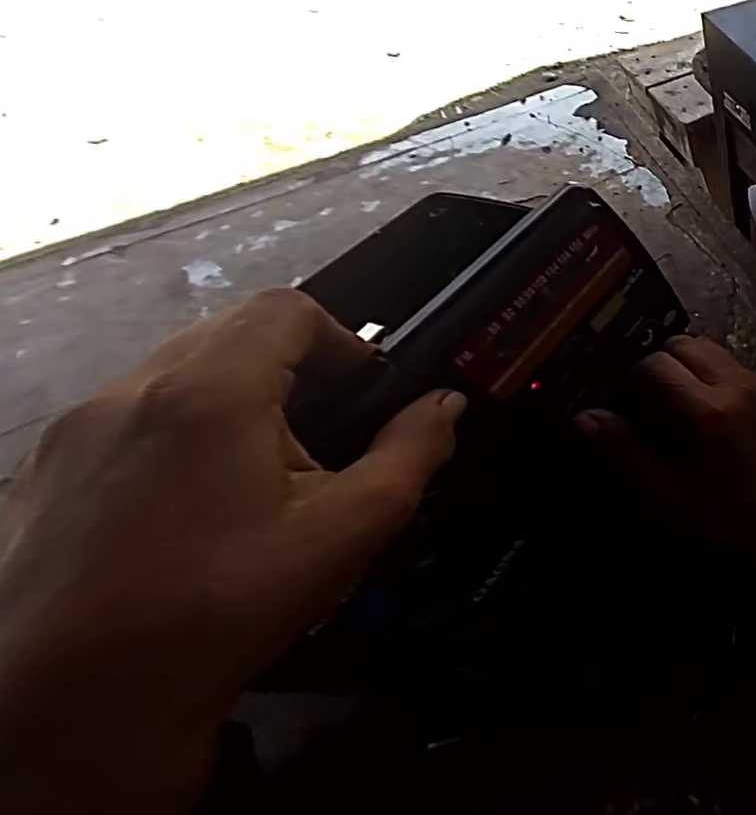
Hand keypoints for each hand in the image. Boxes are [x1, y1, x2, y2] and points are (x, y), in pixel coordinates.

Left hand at [0, 289, 466, 813]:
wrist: (63, 710)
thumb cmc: (227, 599)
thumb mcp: (356, 521)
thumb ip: (417, 447)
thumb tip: (447, 403)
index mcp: (207, 397)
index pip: (284, 310)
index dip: (343, 338)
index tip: (364, 391)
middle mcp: (127, 397)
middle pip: (232, 330)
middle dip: (299, 363)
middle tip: (332, 425)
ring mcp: (73, 434)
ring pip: (181, 366)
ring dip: (247, 390)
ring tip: (275, 462)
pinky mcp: (44, 473)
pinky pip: (139, 408)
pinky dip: (195, 420)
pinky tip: (212, 492)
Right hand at [573, 335, 755, 555]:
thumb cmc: (722, 508)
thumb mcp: (665, 491)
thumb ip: (624, 450)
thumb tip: (583, 418)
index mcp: (707, 410)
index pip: (658, 364)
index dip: (633, 379)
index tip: (627, 403)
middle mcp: (735, 384)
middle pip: (685, 343)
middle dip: (659, 362)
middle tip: (648, 395)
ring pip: (709, 346)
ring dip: (685, 362)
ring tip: (673, 396)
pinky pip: (729, 360)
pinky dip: (708, 370)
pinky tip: (701, 402)